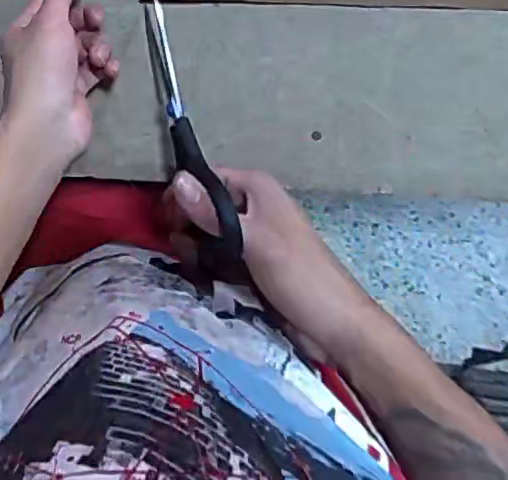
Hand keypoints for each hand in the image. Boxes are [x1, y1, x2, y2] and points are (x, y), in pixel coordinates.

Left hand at [0, 0, 119, 172]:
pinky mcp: (77, 89)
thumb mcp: (50, 20)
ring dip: (99, 46)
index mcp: (25, 31)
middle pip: (72, 22)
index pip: (50, 2)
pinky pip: (96, 68)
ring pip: (88, 44)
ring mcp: (59, 70)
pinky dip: (105, 66)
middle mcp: (40, 49)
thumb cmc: (43, 68)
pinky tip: (108, 71)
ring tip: (98, 59)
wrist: (48, 125)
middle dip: (88, 21)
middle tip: (95, 23)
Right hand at [165, 167, 376, 351]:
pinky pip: (218, 256)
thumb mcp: (254, 240)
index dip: (183, 196)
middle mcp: (251, 205)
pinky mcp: (250, 262)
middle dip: (188, 227)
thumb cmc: (301, 277)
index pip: (204, 178)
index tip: (168, 222)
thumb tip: (177, 179)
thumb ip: (212, 212)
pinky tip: (207, 280)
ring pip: (207, 233)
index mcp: (255, 188)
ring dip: (197, 250)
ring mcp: (251, 235)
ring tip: (197, 269)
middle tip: (184, 251)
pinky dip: (209, 266)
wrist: (338, 331)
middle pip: (202, 205)